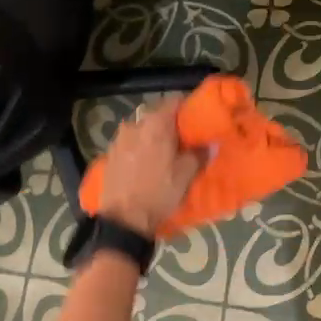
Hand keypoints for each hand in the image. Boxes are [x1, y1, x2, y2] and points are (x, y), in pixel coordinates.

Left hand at [100, 99, 201, 235]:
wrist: (123, 219)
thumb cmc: (159, 192)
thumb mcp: (186, 175)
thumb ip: (200, 154)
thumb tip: (210, 144)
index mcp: (156, 124)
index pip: (175, 101)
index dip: (187, 108)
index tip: (196, 119)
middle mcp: (135, 124)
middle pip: (157, 115)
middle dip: (170, 124)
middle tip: (183, 139)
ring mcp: (119, 138)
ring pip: (142, 129)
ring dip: (152, 136)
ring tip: (163, 153)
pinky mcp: (110, 153)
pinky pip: (130, 142)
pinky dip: (139, 147)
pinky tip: (145, 163)